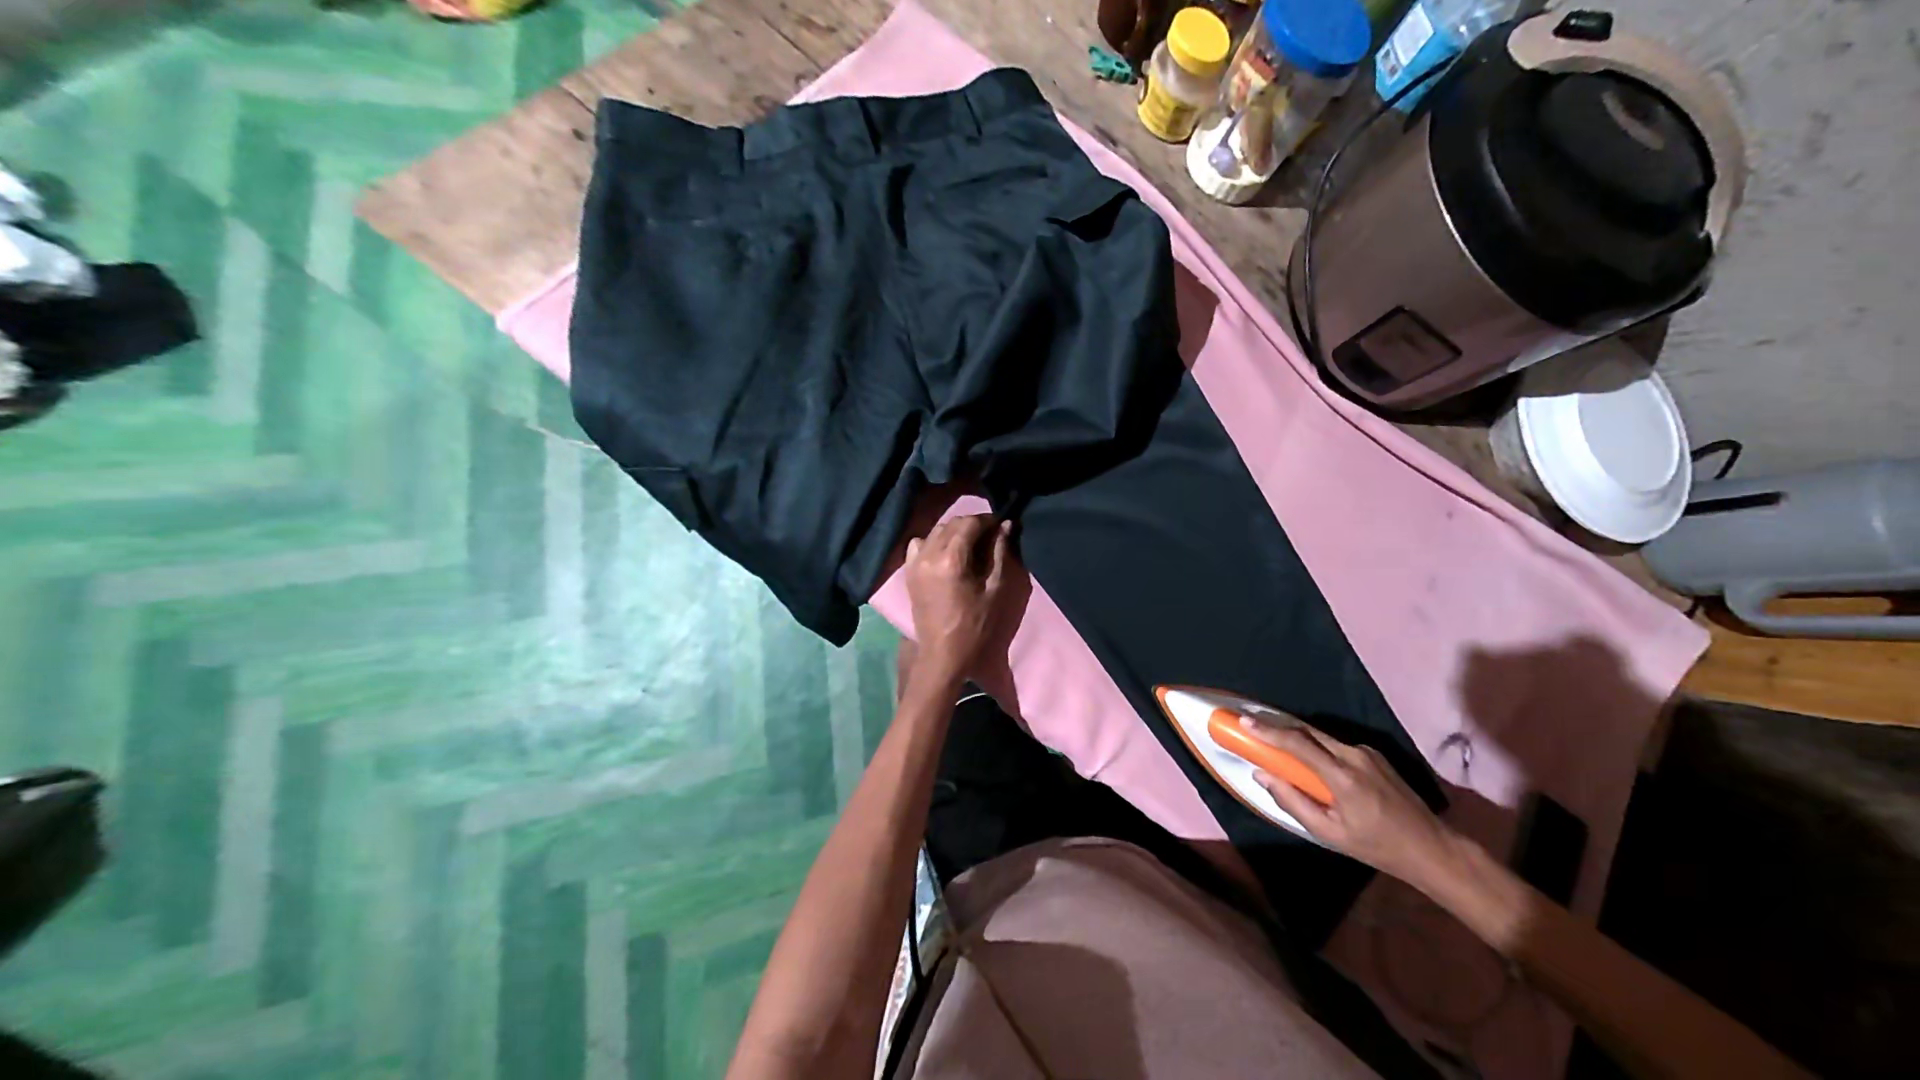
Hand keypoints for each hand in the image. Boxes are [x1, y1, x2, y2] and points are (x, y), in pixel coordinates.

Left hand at [904, 515, 1020, 682]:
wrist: (942, 654)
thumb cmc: (974, 626)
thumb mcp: (995, 590)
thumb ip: (1000, 553)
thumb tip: (1006, 525)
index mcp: (950, 559)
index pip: (969, 523)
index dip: (988, 520)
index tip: (1001, 526)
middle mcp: (928, 554)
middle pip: (952, 524)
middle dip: (972, 525)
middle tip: (990, 536)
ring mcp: (914, 562)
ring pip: (935, 531)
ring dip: (954, 531)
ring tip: (970, 545)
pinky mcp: (908, 572)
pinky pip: (919, 544)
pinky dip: (933, 541)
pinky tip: (945, 553)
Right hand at [1242, 716, 1462, 890]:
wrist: (1432, 847)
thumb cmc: (1378, 846)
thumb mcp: (1330, 833)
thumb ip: (1293, 802)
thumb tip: (1263, 776)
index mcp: (1342, 777)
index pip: (1297, 744)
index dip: (1268, 731)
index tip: (1244, 721)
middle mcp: (1354, 756)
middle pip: (1307, 732)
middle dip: (1277, 727)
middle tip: (1252, 725)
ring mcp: (1367, 753)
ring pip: (1322, 737)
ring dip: (1297, 737)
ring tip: (1276, 743)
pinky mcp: (1374, 755)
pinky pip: (1336, 745)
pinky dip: (1317, 747)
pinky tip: (1311, 761)